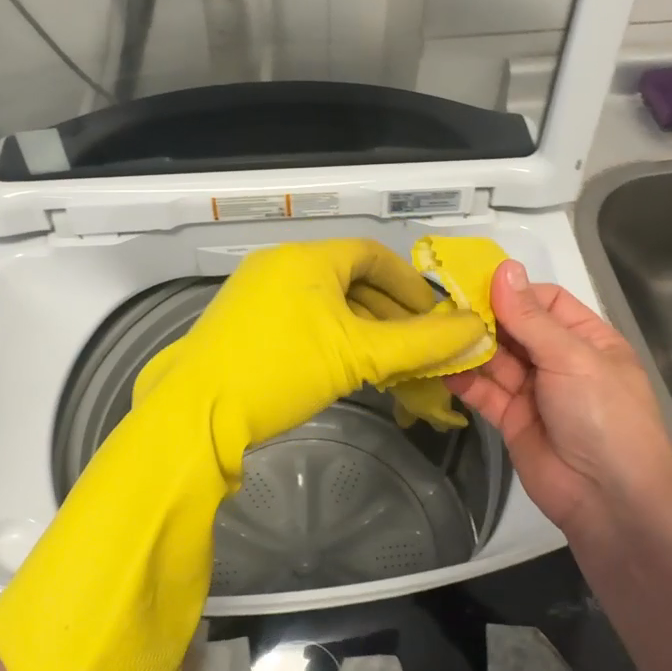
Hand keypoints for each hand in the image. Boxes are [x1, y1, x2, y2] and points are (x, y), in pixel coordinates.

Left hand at [134, 237, 488, 474]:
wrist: (195, 415)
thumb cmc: (281, 371)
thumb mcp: (359, 356)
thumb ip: (422, 343)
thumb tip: (477, 330)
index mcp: (306, 259)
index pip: (373, 255)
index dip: (410, 284)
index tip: (436, 317)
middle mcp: (278, 266)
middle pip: (349, 278)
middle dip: (389, 312)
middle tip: (417, 346)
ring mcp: (254, 294)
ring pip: (324, 302)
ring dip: (362, 328)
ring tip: (387, 363)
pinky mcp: (239, 324)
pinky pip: (299, 319)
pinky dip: (330, 337)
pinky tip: (344, 369)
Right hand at [446, 260, 671, 539]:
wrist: (610, 500)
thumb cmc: (603, 416)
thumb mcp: (572, 358)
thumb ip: (530, 318)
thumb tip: (504, 268)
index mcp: (588, 339)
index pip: (545, 302)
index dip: (512, 291)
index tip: (472, 283)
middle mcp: (560, 361)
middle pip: (515, 328)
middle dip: (483, 317)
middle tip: (441, 303)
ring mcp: (535, 392)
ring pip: (496, 360)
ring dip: (469, 346)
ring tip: (433, 329)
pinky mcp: (513, 420)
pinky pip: (484, 393)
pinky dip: (463, 379)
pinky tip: (439, 364)